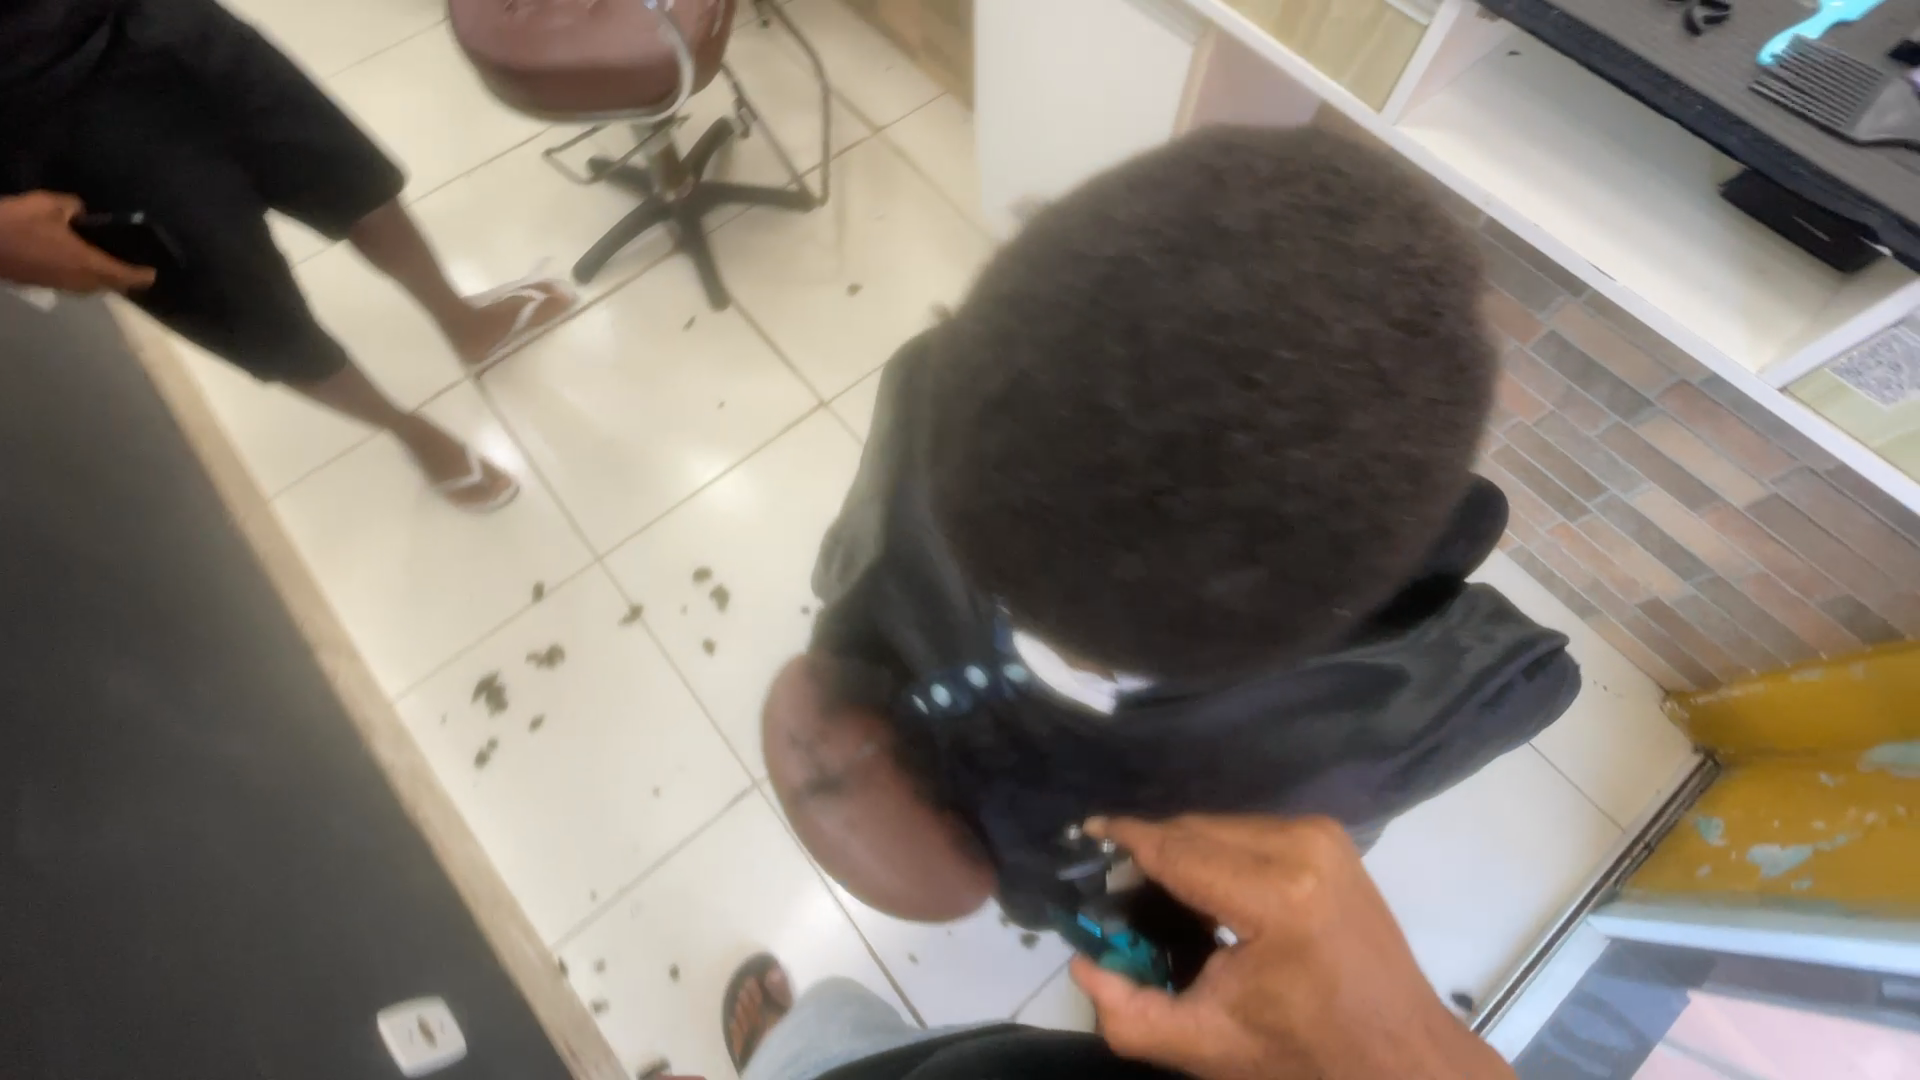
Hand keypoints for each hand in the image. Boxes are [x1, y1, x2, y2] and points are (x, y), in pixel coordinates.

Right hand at [0, 192, 155, 292]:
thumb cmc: (10, 224)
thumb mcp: (42, 205)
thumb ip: (70, 206)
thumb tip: (80, 209)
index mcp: (91, 264)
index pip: (131, 277)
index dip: (145, 274)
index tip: (152, 270)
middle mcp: (81, 281)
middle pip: (115, 285)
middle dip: (125, 277)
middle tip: (129, 265)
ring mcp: (60, 285)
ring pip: (93, 287)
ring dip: (102, 278)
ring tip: (104, 263)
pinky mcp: (40, 284)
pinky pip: (72, 284)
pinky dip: (80, 277)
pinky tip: (73, 263)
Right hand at [1071, 815, 1515, 1079]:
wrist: (1405, 1057)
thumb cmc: (1305, 1056)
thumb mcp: (1208, 1047)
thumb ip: (1131, 1015)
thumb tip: (1080, 964)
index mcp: (1275, 898)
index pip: (1177, 850)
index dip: (1126, 839)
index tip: (1088, 832)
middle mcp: (1299, 846)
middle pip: (1195, 830)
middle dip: (1152, 849)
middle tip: (1121, 883)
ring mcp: (1318, 834)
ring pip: (1218, 824)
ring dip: (1184, 848)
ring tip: (1163, 888)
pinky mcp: (1328, 834)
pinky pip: (1247, 827)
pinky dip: (1218, 848)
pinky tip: (1211, 883)